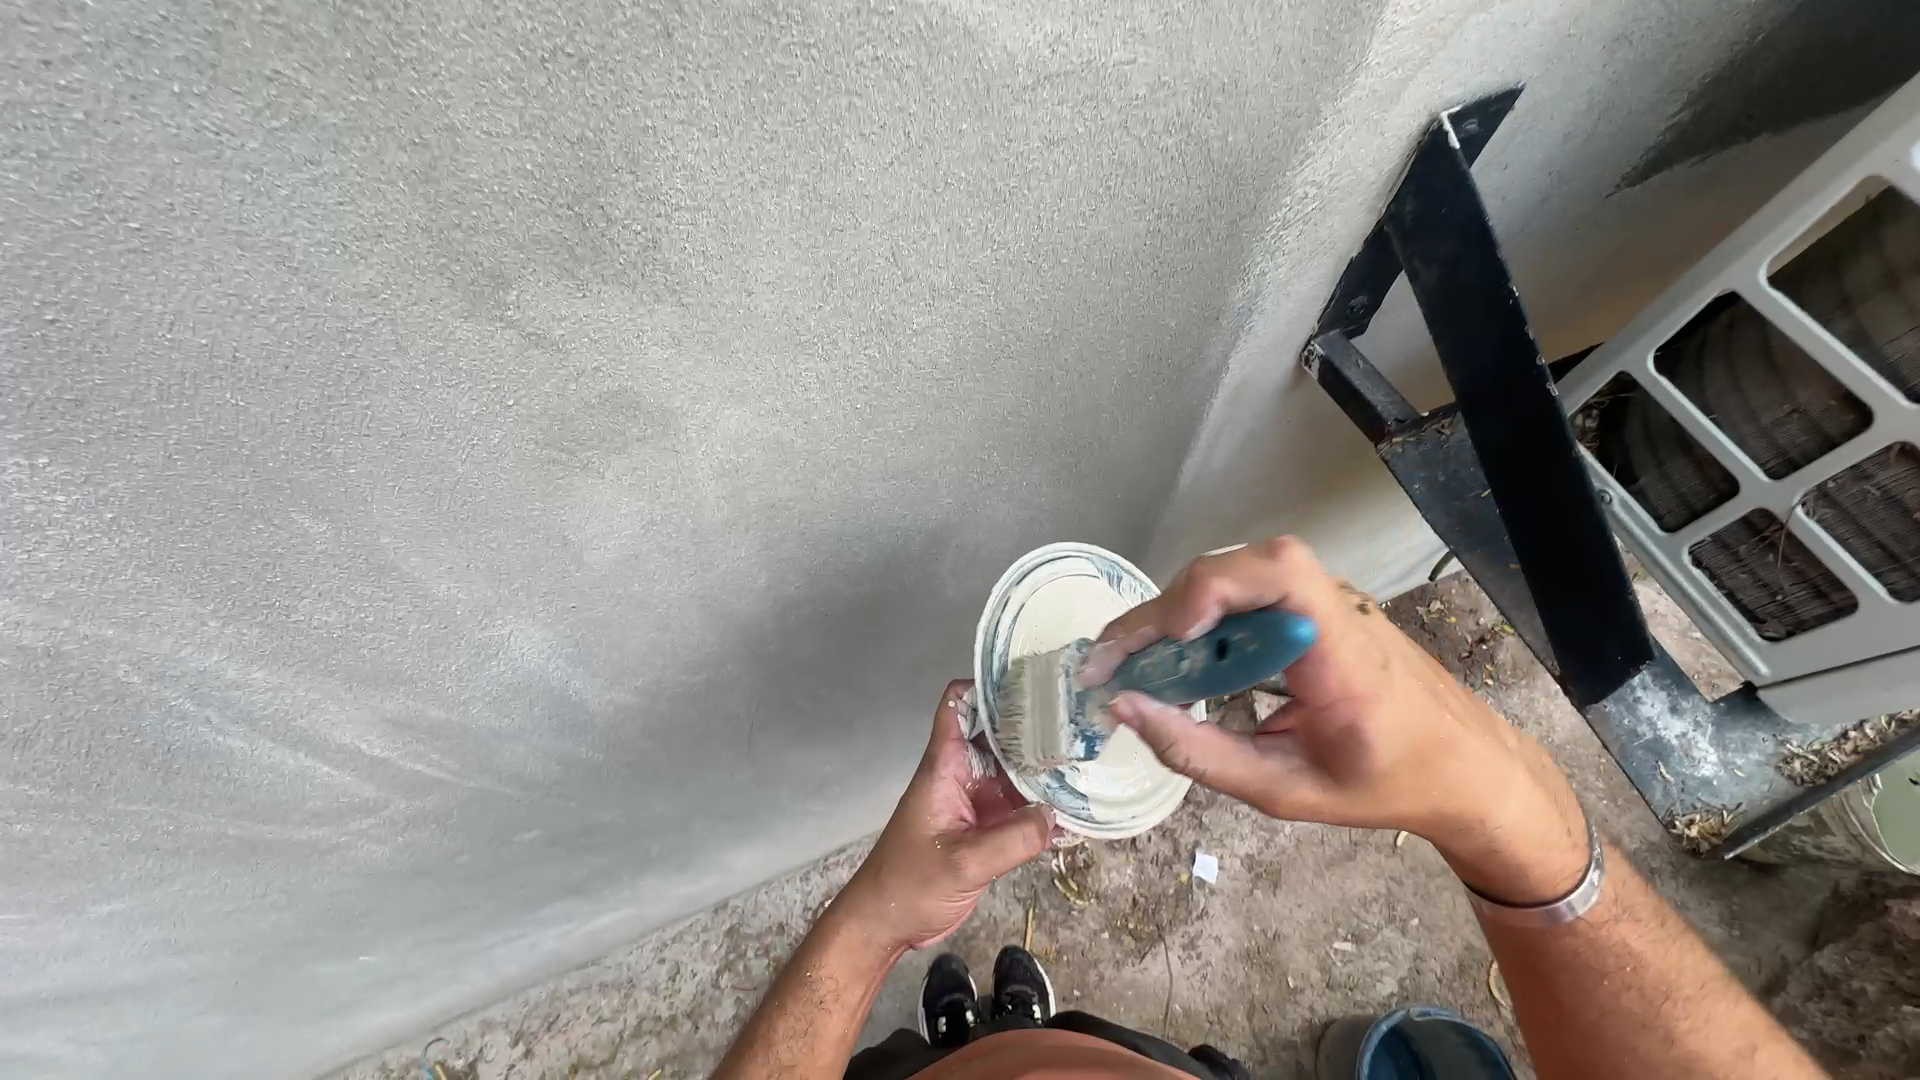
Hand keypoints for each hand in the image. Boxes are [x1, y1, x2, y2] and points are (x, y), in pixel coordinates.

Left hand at [835, 681, 1058, 951]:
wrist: (887, 924)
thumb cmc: (909, 884)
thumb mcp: (961, 863)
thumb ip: (1012, 840)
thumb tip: (1058, 814)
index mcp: (946, 766)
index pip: (958, 705)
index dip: (986, 684)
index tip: (1030, 678)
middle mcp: (964, 774)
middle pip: (1000, 735)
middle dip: (1035, 726)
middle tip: (1081, 719)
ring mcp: (978, 801)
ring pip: (1016, 771)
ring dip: (1046, 768)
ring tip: (1091, 757)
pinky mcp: (989, 828)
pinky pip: (1022, 809)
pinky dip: (1046, 808)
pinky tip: (1079, 809)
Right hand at [1088, 537, 1589, 904]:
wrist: (1467, 768)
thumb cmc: (1384, 785)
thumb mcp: (1283, 790)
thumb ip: (1199, 753)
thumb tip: (1124, 706)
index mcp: (1341, 652)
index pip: (1277, 573)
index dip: (1212, 588)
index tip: (1172, 639)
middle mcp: (1333, 607)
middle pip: (1237, 568)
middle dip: (1165, 610)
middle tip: (1114, 664)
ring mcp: (1323, 599)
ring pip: (1232, 574)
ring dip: (1175, 613)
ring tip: (1136, 663)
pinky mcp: (1311, 604)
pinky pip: (1243, 592)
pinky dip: (1198, 618)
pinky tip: (1178, 658)